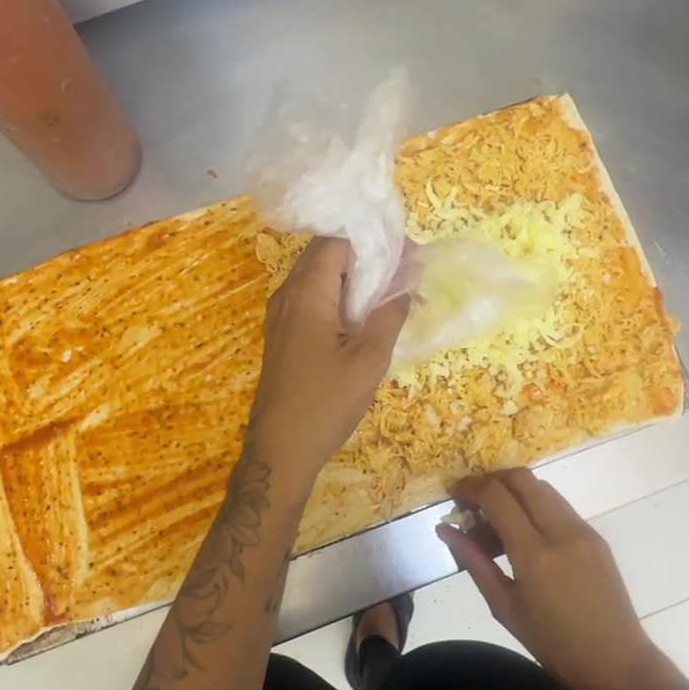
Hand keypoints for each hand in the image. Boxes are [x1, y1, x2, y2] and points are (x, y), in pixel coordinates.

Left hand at [248, 237, 408, 481]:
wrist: (280, 449)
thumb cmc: (325, 403)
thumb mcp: (369, 360)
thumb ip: (389, 315)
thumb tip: (408, 281)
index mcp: (307, 293)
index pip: (337, 242)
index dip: (373, 240)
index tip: (407, 252)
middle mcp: (287, 295)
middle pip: (326, 255)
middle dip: (366, 255)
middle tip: (405, 268)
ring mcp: (281, 315)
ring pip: (318, 277)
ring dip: (353, 277)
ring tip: (391, 290)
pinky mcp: (283, 334)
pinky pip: (312, 299)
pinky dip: (339, 297)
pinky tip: (364, 315)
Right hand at [437, 469, 660, 689]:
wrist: (616, 662)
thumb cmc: (553, 644)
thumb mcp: (504, 606)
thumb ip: (473, 561)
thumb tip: (445, 529)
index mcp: (534, 553)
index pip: (497, 496)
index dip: (470, 487)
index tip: (453, 494)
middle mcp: (561, 531)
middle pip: (521, 478)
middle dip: (491, 480)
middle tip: (472, 502)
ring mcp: (583, 530)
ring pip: (542, 488)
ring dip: (513, 493)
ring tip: (495, 524)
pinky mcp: (595, 537)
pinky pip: (558, 506)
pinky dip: (534, 507)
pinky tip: (522, 536)